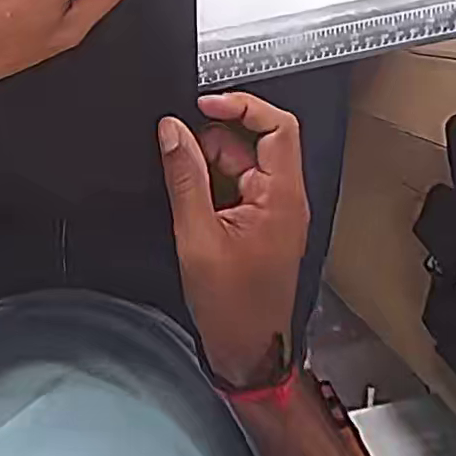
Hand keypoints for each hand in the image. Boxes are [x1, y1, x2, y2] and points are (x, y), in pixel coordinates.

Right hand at [158, 93, 308, 386]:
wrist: (246, 351)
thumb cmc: (232, 305)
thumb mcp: (197, 235)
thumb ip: (185, 176)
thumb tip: (172, 129)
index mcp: (281, 196)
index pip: (277, 127)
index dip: (241, 106)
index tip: (204, 104)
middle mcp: (283, 196)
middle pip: (252, 141)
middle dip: (212, 140)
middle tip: (178, 154)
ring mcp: (271, 208)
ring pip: (239, 160)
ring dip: (207, 162)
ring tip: (182, 187)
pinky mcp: (258, 219)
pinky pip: (234, 182)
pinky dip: (209, 181)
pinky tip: (190, 200)